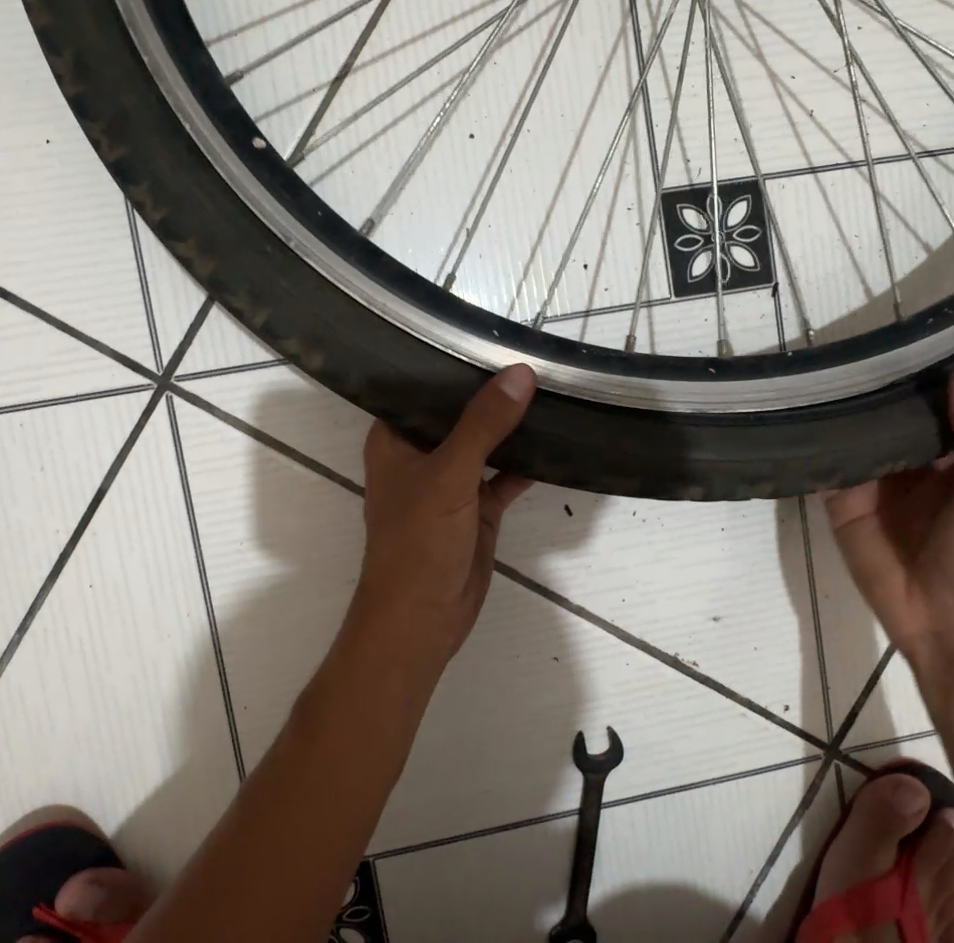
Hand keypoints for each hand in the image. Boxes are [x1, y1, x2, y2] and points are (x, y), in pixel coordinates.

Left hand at [349, 365, 536, 670]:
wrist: (423, 618)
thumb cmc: (417, 541)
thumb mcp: (449, 475)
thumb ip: (484, 424)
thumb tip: (521, 374)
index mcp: (395, 439)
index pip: (420, 387)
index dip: (451, 362)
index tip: (489, 334)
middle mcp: (420, 455)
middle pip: (459, 413)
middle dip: (492, 392)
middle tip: (534, 356)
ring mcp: (451, 482)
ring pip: (486, 444)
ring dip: (513, 426)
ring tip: (552, 388)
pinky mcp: (478, 509)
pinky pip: (506, 476)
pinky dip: (529, 463)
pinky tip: (559, 441)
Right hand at [826, 366, 953, 664]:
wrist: (946, 627)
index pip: (943, 401)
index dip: (931, 368)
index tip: (911, 327)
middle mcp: (915, 458)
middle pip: (893, 410)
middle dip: (877, 381)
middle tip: (851, 337)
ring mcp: (875, 477)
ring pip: (857, 430)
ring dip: (843, 405)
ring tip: (821, 363)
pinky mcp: (841, 498)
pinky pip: (826, 463)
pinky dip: (815, 441)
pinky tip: (800, 409)